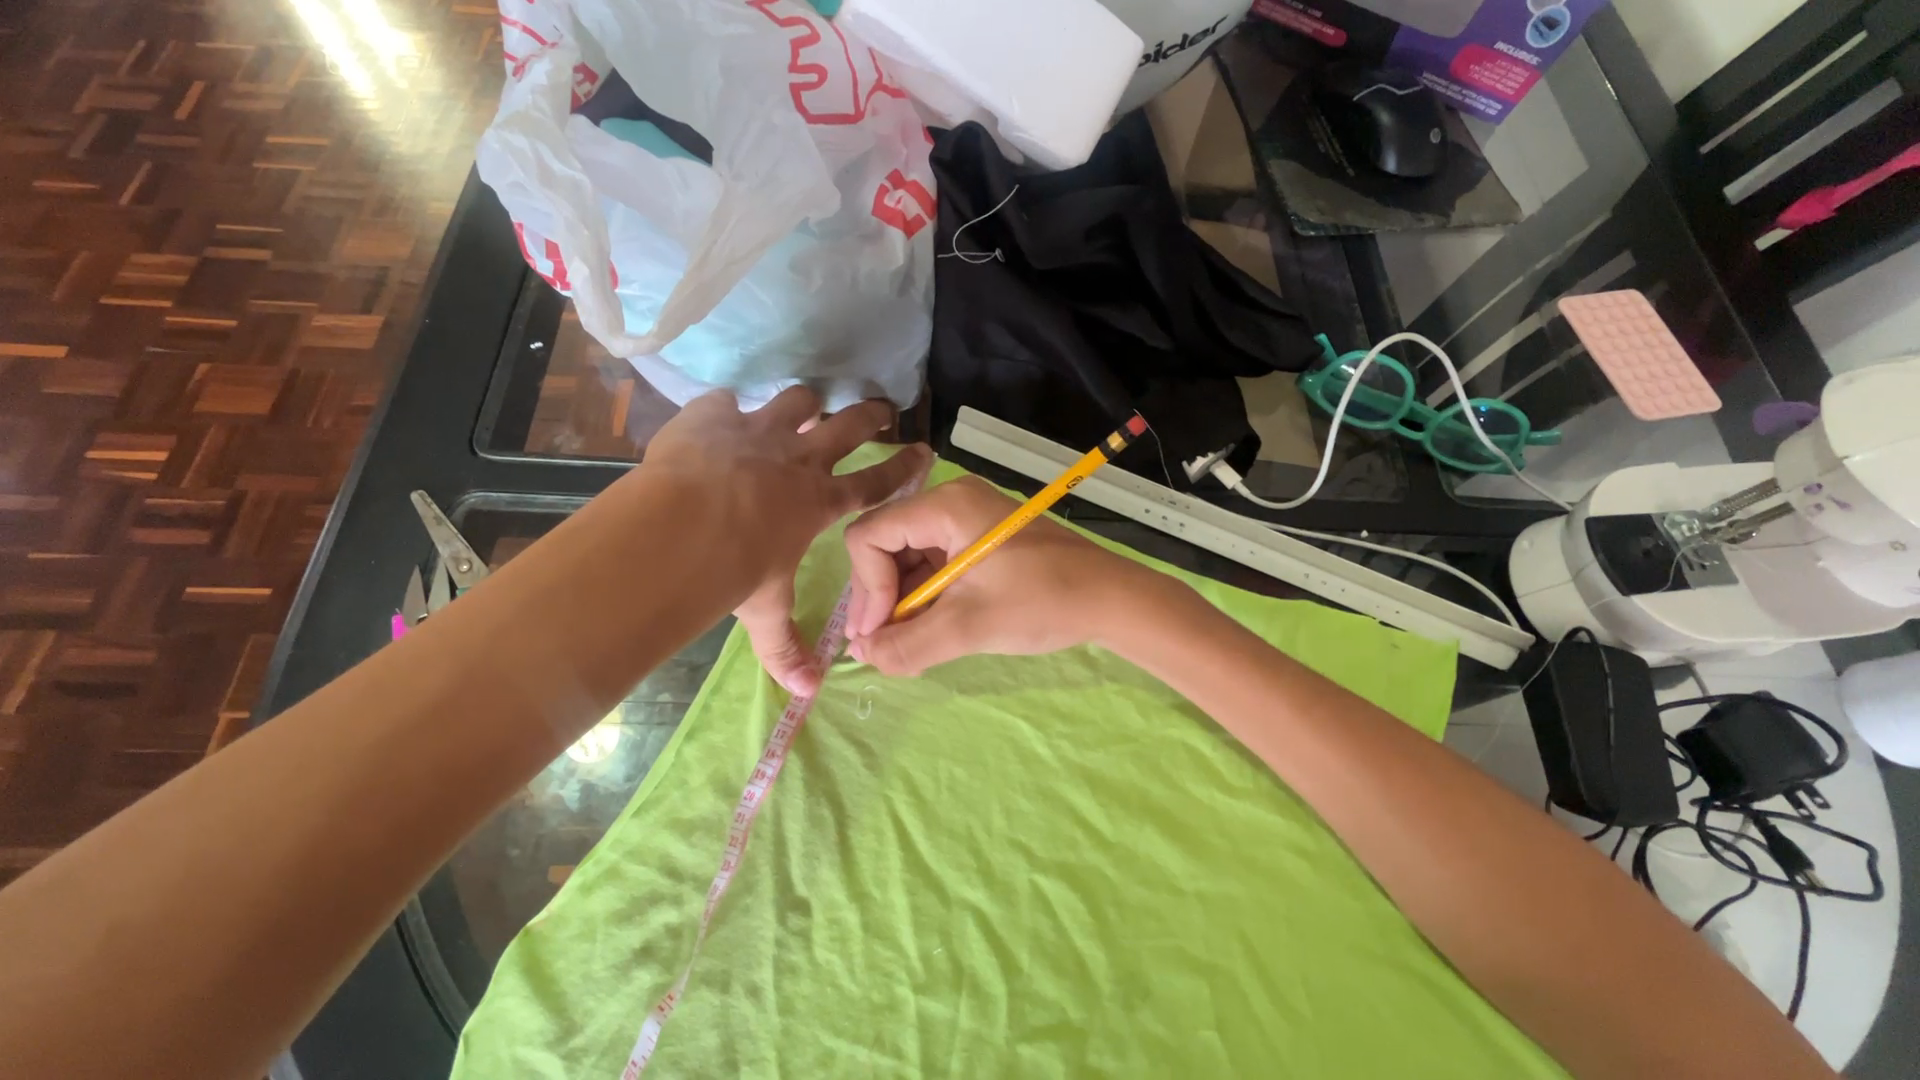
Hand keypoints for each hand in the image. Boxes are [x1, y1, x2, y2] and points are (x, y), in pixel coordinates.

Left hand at [642, 387, 929, 693]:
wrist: (680, 525)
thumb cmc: (734, 568)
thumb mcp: (763, 610)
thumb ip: (784, 648)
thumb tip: (807, 693)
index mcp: (819, 502)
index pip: (875, 483)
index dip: (902, 468)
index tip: (923, 449)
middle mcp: (798, 458)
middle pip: (848, 425)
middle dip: (870, 415)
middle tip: (881, 408)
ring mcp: (758, 429)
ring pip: (797, 399)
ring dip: (803, 404)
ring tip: (803, 406)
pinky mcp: (714, 416)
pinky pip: (726, 401)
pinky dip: (726, 408)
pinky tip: (720, 415)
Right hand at [842, 477, 1155, 675]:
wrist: (1113, 600)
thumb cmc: (1043, 602)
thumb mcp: (969, 627)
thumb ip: (908, 645)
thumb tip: (863, 659)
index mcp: (946, 506)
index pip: (871, 535)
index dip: (866, 587)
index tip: (878, 632)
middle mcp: (951, 503)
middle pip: (886, 545)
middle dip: (880, 597)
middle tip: (883, 645)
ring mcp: (968, 520)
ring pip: (908, 558)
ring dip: (902, 602)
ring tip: (907, 644)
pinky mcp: (981, 541)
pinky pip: (935, 564)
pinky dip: (926, 598)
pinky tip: (931, 630)